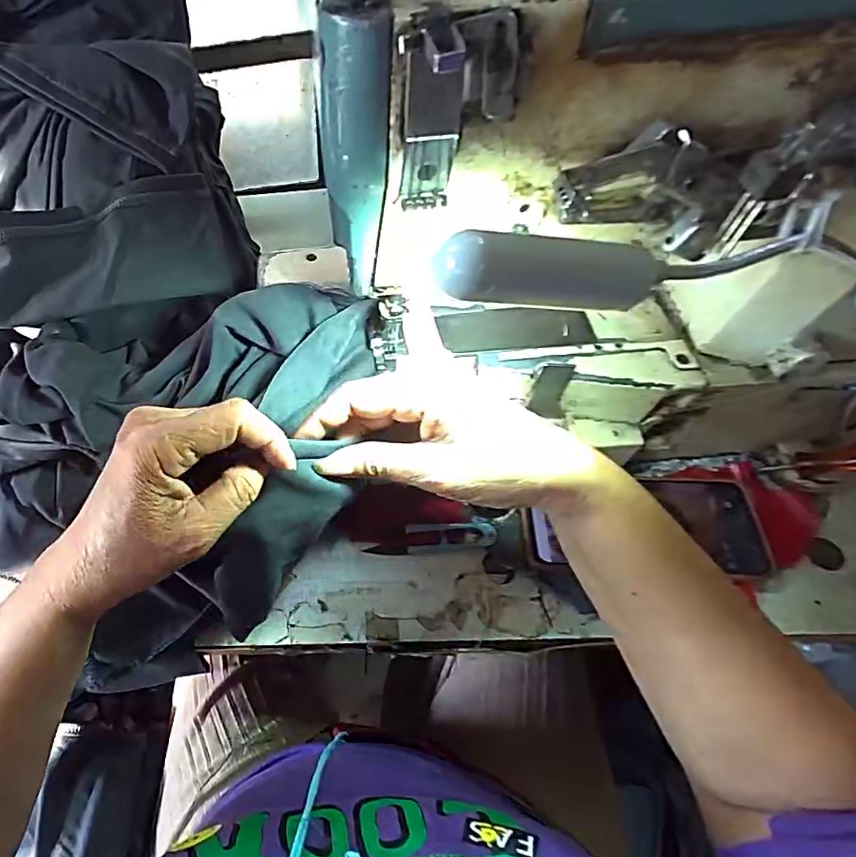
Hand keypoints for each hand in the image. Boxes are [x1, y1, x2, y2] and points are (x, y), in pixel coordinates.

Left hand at [27, 399, 296, 618]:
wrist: (87, 564)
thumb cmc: (137, 553)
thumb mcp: (198, 529)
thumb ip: (237, 490)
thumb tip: (263, 465)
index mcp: (158, 439)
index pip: (233, 415)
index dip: (268, 437)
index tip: (287, 468)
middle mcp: (148, 419)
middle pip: (223, 415)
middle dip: (253, 443)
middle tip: (271, 478)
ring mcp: (143, 424)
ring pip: (212, 422)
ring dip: (235, 448)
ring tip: (244, 482)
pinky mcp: (144, 435)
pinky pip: (195, 432)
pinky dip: (216, 451)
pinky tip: (219, 478)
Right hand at [296, 373, 623, 509]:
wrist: (557, 473)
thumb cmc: (505, 466)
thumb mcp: (435, 470)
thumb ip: (378, 463)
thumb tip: (330, 464)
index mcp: (422, 387)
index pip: (354, 396)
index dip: (320, 421)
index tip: (299, 447)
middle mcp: (423, 383)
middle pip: (361, 402)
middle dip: (333, 430)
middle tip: (311, 462)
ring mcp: (431, 396)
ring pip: (375, 411)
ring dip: (353, 436)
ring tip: (331, 465)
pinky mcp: (437, 413)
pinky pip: (394, 419)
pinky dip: (374, 437)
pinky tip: (360, 454)